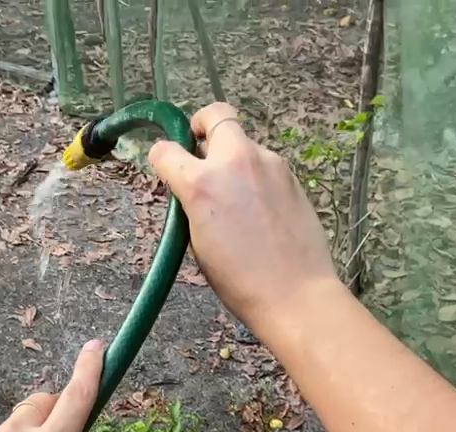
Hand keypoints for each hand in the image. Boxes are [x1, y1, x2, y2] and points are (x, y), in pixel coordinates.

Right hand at [148, 102, 341, 337]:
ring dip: (232, 158)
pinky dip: (254, 176)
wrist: (294, 292)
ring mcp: (267, 163)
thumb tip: (192, 191)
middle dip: (202, 126)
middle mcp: (235, 162)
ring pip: (243, 142)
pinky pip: (264, 163)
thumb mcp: (199, 246)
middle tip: (200, 150)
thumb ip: (192, 206)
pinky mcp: (290, 174)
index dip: (161, 159)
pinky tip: (259, 209)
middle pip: (215, 115)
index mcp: (202, 185)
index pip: (166, 151)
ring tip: (236, 197)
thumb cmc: (240, 282)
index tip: (165, 168)